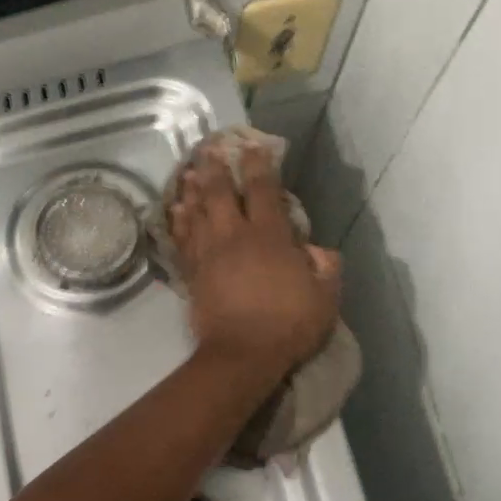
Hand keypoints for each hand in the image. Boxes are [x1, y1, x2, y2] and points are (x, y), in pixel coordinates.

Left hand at [169, 141, 340, 380]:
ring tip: (189, 172)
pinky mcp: (192, 274)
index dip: (258, 165)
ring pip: (196, 213)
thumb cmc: (289, 325)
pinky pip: (182, 240)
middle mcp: (234, 237)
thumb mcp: (325, 296)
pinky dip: (179, 222)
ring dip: (192, 190)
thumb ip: (324, 267)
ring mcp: (208, 255)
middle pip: (220, 194)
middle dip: (216, 168)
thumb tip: (317, 250)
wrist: (242, 354)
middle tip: (209, 149)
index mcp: (270, 237)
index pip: (263, 190)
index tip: (253, 146)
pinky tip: (176, 210)